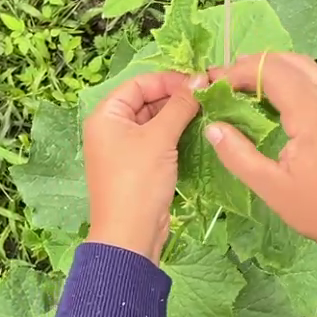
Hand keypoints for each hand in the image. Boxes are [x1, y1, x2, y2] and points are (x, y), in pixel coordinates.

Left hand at [83, 71, 202, 260]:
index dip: (168, 80)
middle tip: (209, 98)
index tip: (199, 83)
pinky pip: (158, 144)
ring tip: (208, 114)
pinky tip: (200, 134)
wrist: (130, 235)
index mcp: (106, 116)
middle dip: (176, 99)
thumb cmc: (138, 182)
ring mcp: (125, 151)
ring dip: (179, 118)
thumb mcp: (160, 138)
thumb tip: (199, 80)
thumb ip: (180, 106)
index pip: (139, 84)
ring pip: (155, 124)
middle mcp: (112, 130)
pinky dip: (176, 138)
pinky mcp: (139, 169)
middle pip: (147, 102)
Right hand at [202, 52, 316, 264]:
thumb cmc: (316, 209)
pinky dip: (289, 79)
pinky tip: (271, 97)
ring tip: (243, 81)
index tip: (213, 84)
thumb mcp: (269, 187)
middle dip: (252, 65)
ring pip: (305, 68)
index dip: (238, 72)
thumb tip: (213, 127)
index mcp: (310, 114)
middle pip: (288, 62)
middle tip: (223, 79)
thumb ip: (238, 155)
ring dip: (273, 67)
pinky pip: (315, 82)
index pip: (271, 72)